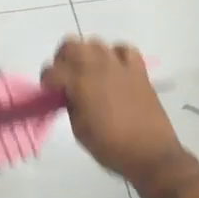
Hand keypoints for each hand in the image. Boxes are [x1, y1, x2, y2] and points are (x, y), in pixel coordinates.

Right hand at [43, 37, 189, 186]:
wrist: (152, 155)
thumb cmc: (111, 147)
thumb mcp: (79, 131)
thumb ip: (70, 106)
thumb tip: (68, 95)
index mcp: (80, 83)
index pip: (52, 70)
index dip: (46, 81)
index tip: (49, 93)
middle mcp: (97, 67)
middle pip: (71, 44)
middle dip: (63, 59)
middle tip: (65, 78)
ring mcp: (119, 66)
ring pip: (95, 42)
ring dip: (87, 54)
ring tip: (89, 73)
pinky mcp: (138, 70)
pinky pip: (124, 49)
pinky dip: (116, 55)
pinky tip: (114, 69)